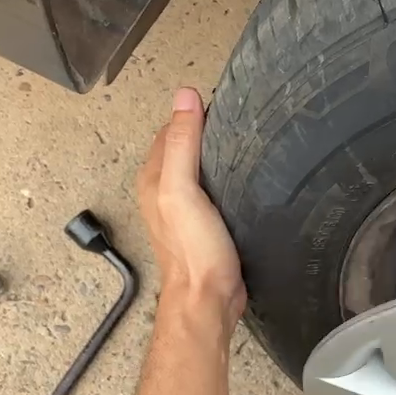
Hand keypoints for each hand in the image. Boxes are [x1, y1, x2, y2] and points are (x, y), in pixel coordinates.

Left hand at [137, 88, 244, 329]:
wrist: (207, 298)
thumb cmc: (193, 250)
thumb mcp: (182, 189)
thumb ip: (183, 144)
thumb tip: (185, 96)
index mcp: (153, 179)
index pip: (171, 130)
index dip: (192, 113)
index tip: (219, 99)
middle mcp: (164, 192)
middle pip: (183, 148)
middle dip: (202, 130)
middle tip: (234, 115)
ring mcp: (184, 211)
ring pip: (198, 170)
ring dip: (214, 155)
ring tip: (239, 141)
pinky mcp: (205, 226)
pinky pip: (212, 192)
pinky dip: (224, 179)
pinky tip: (241, 180)